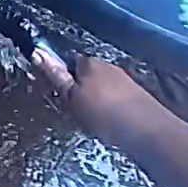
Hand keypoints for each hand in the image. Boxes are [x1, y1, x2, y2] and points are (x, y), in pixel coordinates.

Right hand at [31, 51, 174, 147]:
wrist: (150, 133)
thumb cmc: (104, 113)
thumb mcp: (71, 97)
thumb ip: (55, 75)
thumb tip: (36, 52)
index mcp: (89, 63)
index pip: (68, 61)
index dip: (62, 77)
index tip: (62, 95)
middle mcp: (108, 66)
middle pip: (86, 74)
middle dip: (81, 88)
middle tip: (77, 110)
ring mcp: (126, 81)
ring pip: (103, 87)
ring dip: (98, 99)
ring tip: (96, 120)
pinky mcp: (139, 97)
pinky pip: (118, 98)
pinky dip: (112, 108)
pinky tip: (113, 123)